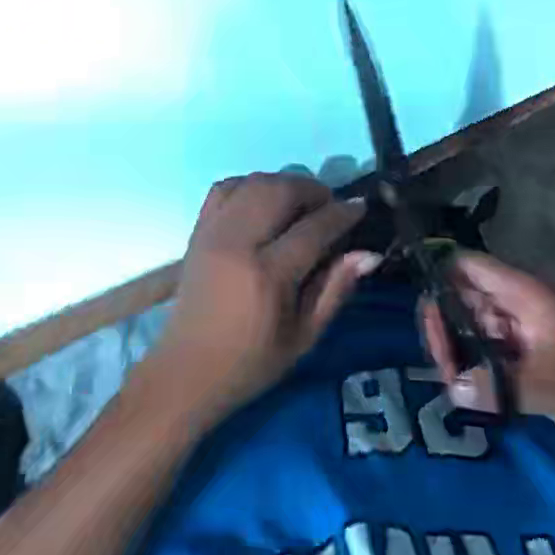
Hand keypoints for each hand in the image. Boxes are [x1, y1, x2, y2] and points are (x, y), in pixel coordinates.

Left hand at [152, 173, 379, 415]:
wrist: (185, 372)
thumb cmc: (251, 362)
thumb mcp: (304, 337)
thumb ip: (336, 288)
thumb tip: (369, 253)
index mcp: (267, 276)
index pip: (313, 228)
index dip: (342, 214)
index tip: (360, 208)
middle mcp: (238, 244)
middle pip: (282, 190)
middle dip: (314, 190)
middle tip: (329, 207)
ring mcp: (213, 232)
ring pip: (255, 182)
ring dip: (285, 183)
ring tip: (301, 204)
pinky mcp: (198, 230)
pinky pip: (227, 187)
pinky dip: (251, 185)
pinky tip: (265, 203)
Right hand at [420, 253, 554, 441]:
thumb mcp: (546, 388)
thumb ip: (497, 386)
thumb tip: (452, 386)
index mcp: (524, 291)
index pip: (468, 265)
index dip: (441, 282)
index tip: (430, 323)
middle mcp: (519, 298)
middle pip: (465, 293)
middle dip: (446, 324)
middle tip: (444, 368)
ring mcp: (523, 319)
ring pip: (475, 318)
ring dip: (460, 344)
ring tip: (454, 380)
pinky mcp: (527, 342)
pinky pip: (489, 339)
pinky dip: (476, 357)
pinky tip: (471, 384)